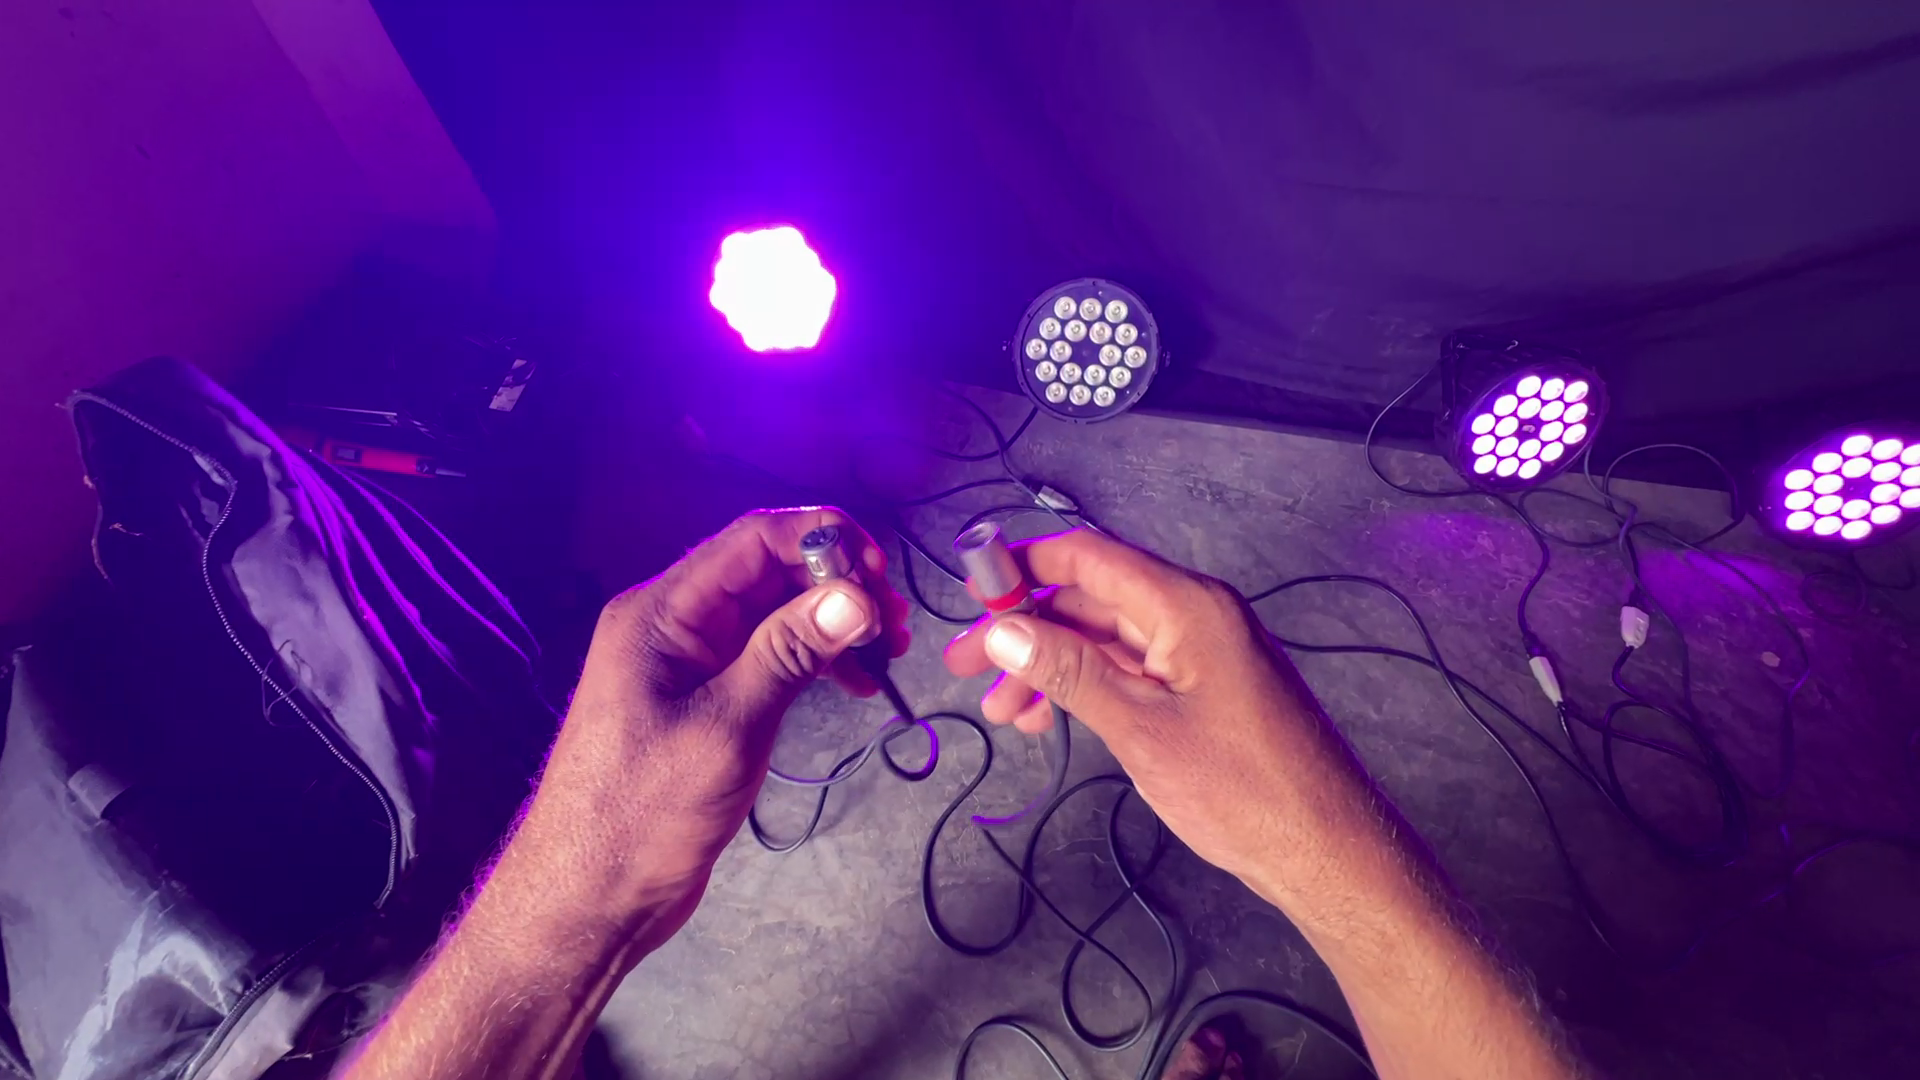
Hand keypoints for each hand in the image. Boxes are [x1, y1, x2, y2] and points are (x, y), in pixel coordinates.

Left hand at [509, 507, 909, 946]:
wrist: (588, 901)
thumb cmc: (643, 814)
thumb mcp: (726, 728)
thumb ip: (788, 653)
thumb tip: (855, 595)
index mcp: (664, 611)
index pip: (754, 538)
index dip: (823, 537)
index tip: (879, 569)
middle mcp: (679, 621)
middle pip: (771, 570)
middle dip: (838, 582)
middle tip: (893, 619)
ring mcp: (695, 658)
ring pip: (778, 611)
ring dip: (834, 621)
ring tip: (888, 650)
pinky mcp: (712, 693)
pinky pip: (772, 652)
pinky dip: (817, 657)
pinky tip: (855, 682)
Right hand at [942, 528, 1380, 893]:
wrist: (1330, 855)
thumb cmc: (1238, 789)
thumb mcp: (1139, 728)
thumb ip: (1067, 671)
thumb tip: (999, 631)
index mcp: (1184, 603)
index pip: (1088, 556)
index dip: (1024, 565)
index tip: (972, 592)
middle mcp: (1189, 611)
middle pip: (1088, 599)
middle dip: (1024, 631)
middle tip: (967, 669)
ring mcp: (1194, 648)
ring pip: (1102, 639)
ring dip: (1049, 667)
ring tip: (1005, 713)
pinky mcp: (1195, 683)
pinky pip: (1126, 669)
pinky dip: (1084, 687)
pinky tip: (1048, 720)